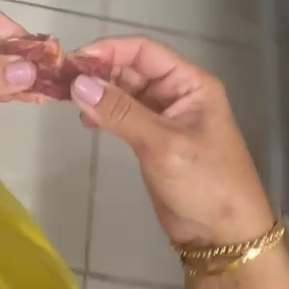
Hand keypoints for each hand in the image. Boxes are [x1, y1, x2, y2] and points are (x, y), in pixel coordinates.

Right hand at [69, 35, 273, 245]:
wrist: (225, 238)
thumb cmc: (205, 183)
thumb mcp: (161, 144)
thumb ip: (120, 112)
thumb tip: (77, 83)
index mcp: (190, 83)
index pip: (144, 50)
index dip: (109, 49)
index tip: (74, 59)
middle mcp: (176, 92)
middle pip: (131, 67)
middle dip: (99, 70)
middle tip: (62, 79)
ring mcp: (164, 116)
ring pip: (124, 90)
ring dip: (98, 91)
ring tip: (69, 99)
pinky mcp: (152, 138)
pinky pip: (123, 113)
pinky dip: (104, 112)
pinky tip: (86, 120)